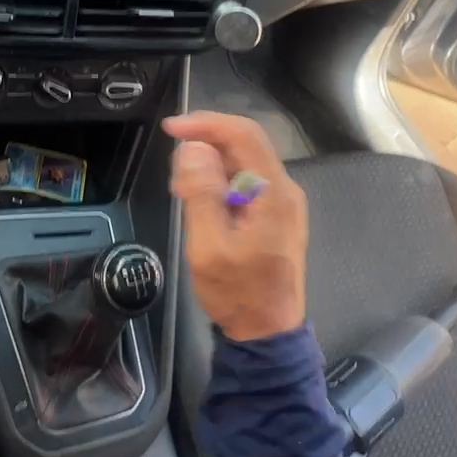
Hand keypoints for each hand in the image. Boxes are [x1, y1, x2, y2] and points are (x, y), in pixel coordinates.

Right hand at [163, 111, 308, 341]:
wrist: (268, 333)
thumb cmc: (237, 293)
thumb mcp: (209, 247)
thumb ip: (202, 194)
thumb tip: (194, 149)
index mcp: (272, 193)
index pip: (243, 135)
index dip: (206, 123)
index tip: (171, 129)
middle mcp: (285, 190)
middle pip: (246, 144)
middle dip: (205, 143)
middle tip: (173, 167)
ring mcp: (284, 203)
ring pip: (245, 162)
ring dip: (211, 164)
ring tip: (182, 188)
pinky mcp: (277, 215)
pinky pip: (247, 182)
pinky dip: (220, 180)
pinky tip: (201, 200)